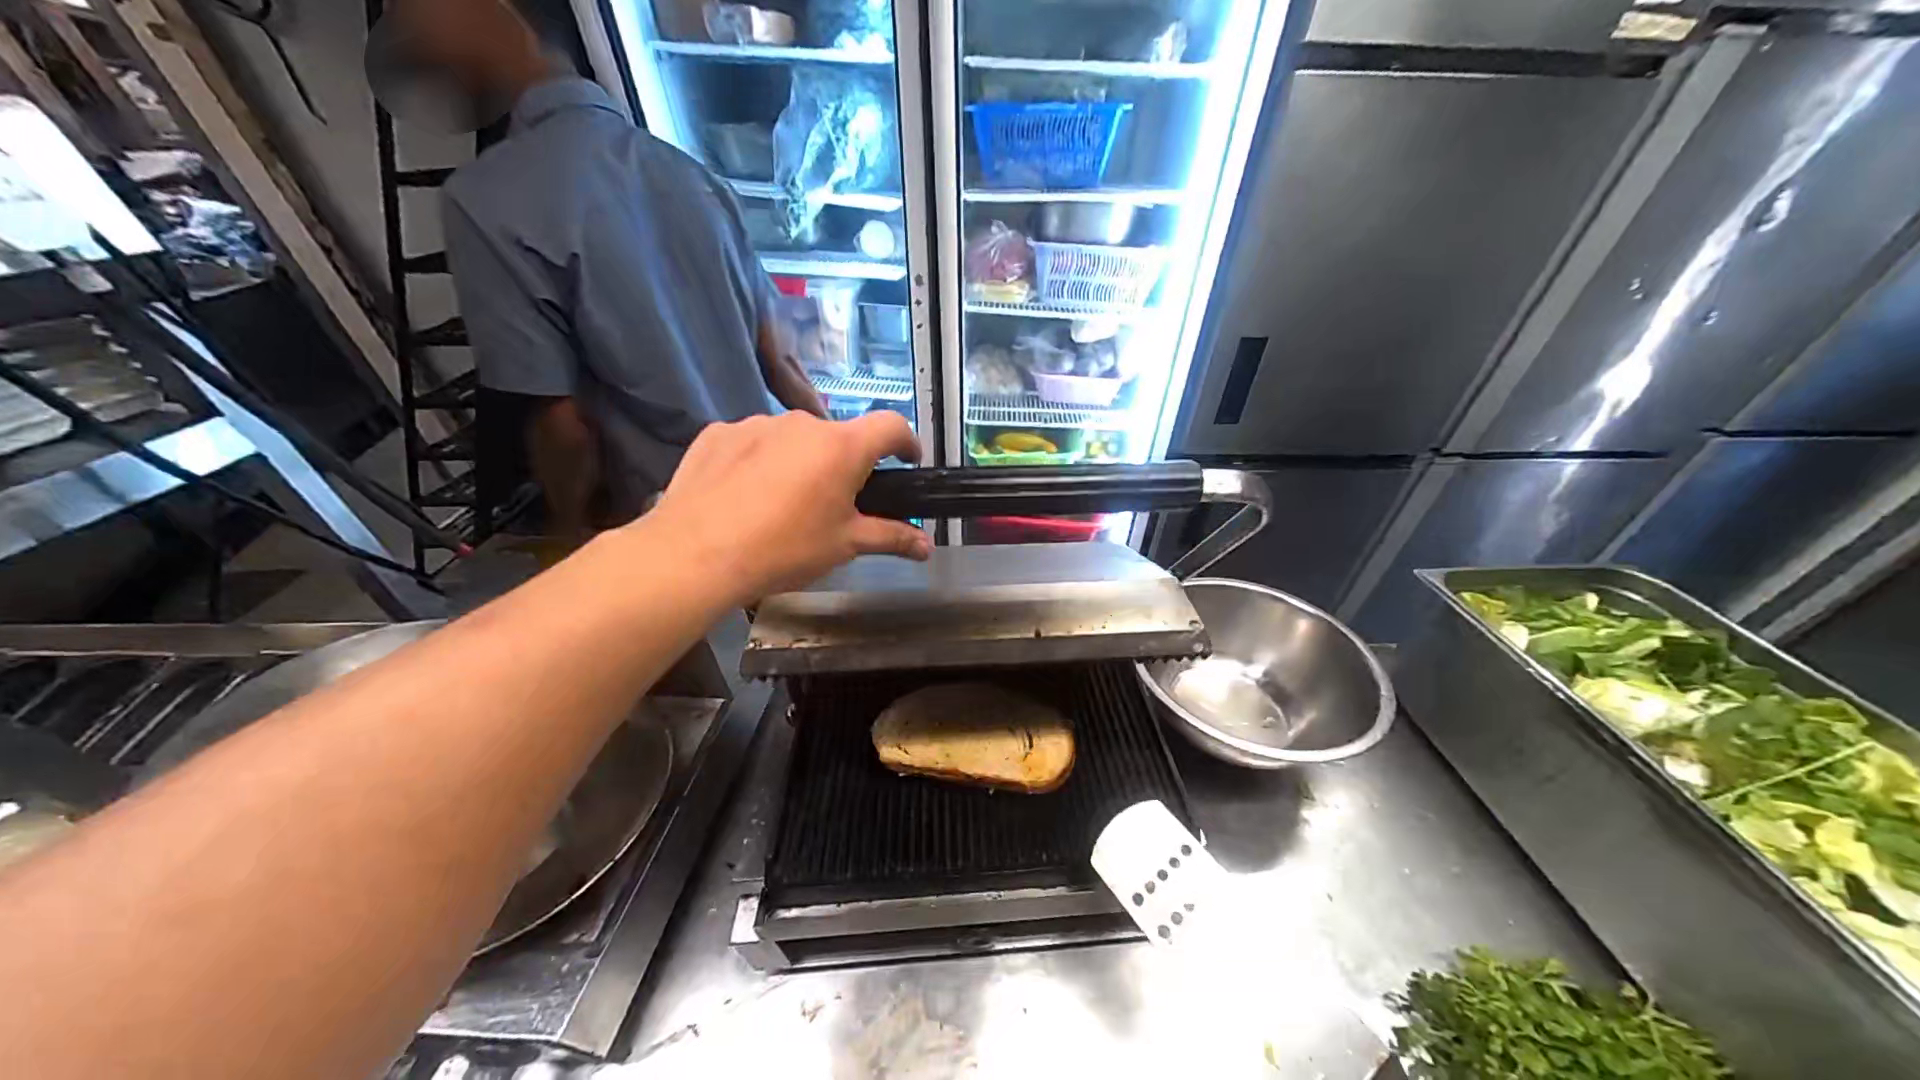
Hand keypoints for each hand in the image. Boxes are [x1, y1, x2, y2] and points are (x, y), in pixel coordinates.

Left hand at [642, 411, 929, 602]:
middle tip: (834, 504)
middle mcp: (801, 423)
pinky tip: (745, 496)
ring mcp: (755, 424)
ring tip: (783, 504)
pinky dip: (759, 462)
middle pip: (837, 437)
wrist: (694, 554)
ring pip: (792, 439)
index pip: (891, 425)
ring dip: (799, 463)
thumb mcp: (843, 546)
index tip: (907, 461)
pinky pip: (752, 442)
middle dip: (843, 465)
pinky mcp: (717, 433)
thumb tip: (926, 545)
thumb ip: (890, 537)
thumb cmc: (783, 549)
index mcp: (841, 447)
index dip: (906, 441)